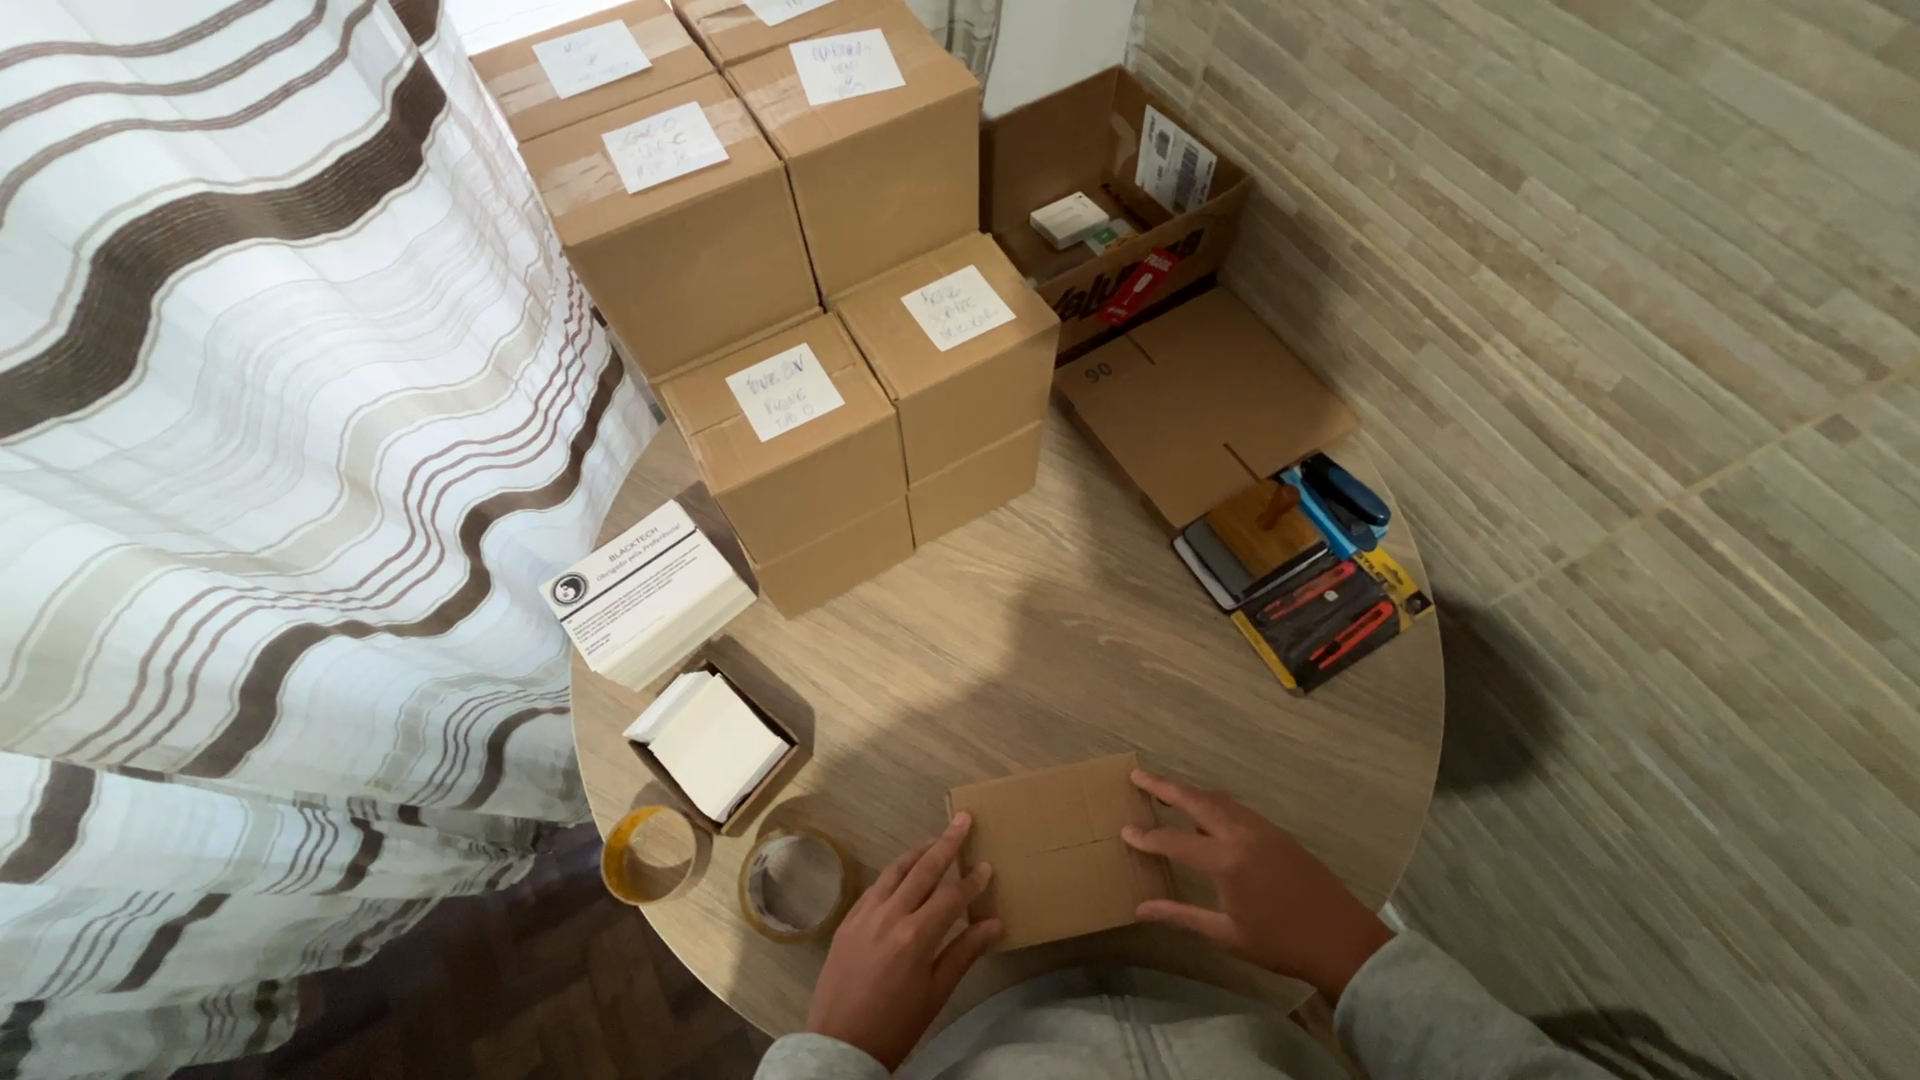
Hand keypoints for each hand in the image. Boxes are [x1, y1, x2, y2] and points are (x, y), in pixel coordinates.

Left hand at [806, 813, 1002, 1068]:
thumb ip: (964, 952)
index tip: (986, 866)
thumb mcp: (936, 993)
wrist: (839, 1044)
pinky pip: (875, 886)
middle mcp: (890, 915)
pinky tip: (903, 871)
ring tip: (935, 840)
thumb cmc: (896, 1025)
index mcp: (916, 936)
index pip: (951, 896)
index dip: (971, 880)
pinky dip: (894, 873)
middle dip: (946, 843)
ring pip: (895, 870)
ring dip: (918, 852)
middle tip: (962, 820)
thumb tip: (994, 923)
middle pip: (923, 869)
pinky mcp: (848, 920)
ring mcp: (865, 914)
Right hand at [1122, 769, 1393, 1001]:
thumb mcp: (1225, 935)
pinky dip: (1214, 802)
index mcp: (1225, 861)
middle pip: (1195, 800)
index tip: (1125, 830)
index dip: (1146, 837)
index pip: (1173, 840)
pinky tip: (1207, 813)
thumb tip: (1140, 909)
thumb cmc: (1280, 943)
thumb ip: (1180, 915)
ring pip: (1218, 799)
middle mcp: (1241, 834)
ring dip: (1190, 792)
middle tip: (1138, 775)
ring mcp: (1262, 829)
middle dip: (1164, 786)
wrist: (1342, 940)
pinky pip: (1236, 807)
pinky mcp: (1277, 832)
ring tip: (1166, 789)